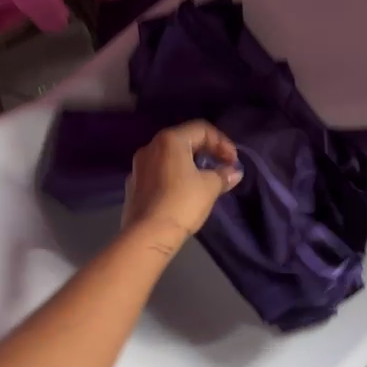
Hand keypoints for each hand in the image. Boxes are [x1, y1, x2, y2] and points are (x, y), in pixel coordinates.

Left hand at [122, 121, 241, 251]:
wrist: (147, 237)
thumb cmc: (181, 203)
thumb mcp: (210, 187)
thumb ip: (223, 175)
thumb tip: (234, 172)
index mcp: (169, 140)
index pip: (202, 129)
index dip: (222, 143)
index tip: (233, 161)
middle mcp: (150, 147)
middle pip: (185, 141)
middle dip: (207, 152)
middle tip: (222, 166)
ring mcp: (138, 167)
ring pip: (170, 157)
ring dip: (190, 164)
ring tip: (205, 179)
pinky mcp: (133, 187)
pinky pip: (159, 173)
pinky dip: (174, 177)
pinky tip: (184, 192)